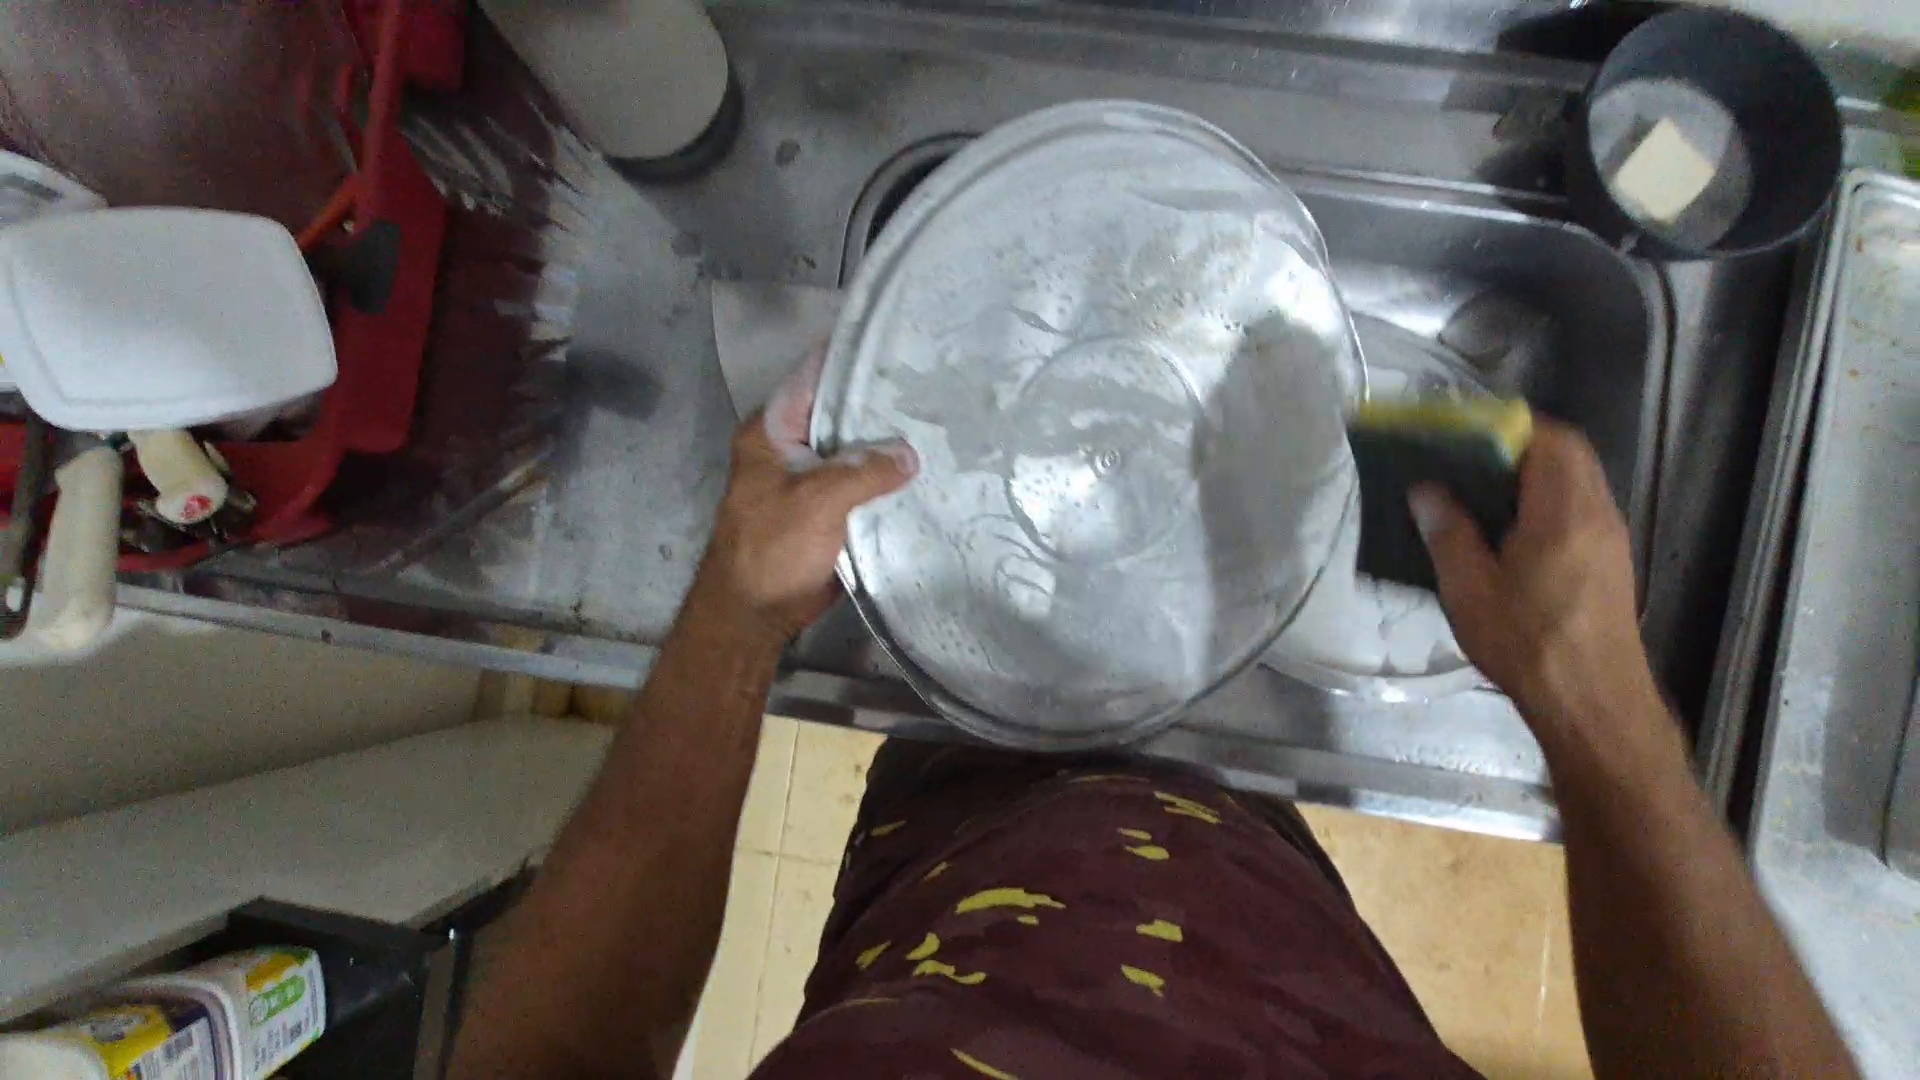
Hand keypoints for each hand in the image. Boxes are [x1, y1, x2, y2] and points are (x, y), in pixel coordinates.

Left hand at [701, 348, 918, 639]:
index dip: (850, 356)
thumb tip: (910, 454)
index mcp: (774, 431)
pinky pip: (864, 483)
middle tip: (934, 382)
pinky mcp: (831, 509)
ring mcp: (813, 478)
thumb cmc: (773, 550)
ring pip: (856, 449)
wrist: (756, 615)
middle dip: (881, 401)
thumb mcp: (816, 502)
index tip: (896, 340)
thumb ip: (863, 472)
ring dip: (890, 443)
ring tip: (941, 420)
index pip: (813, 376)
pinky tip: (928, 470)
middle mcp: (793, 447)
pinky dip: (890, 478)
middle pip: (841, 411)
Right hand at [1410, 421, 1662, 742]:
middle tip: (1462, 458)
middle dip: (1516, 446)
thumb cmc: (1526, 641)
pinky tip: (1503, 530)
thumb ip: (1448, 531)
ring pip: (1574, 483)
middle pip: (1567, 456)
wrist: (1590, 702)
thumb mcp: (1468, 587)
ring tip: (1474, 491)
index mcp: (1564, 513)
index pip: (1552, 441)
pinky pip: (1576, 509)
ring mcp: (1609, 540)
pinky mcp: (1608, 563)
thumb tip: (1426, 491)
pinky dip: (1541, 501)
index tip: (1463, 430)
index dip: (1510, 425)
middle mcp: (1597, 516)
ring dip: (1529, 475)